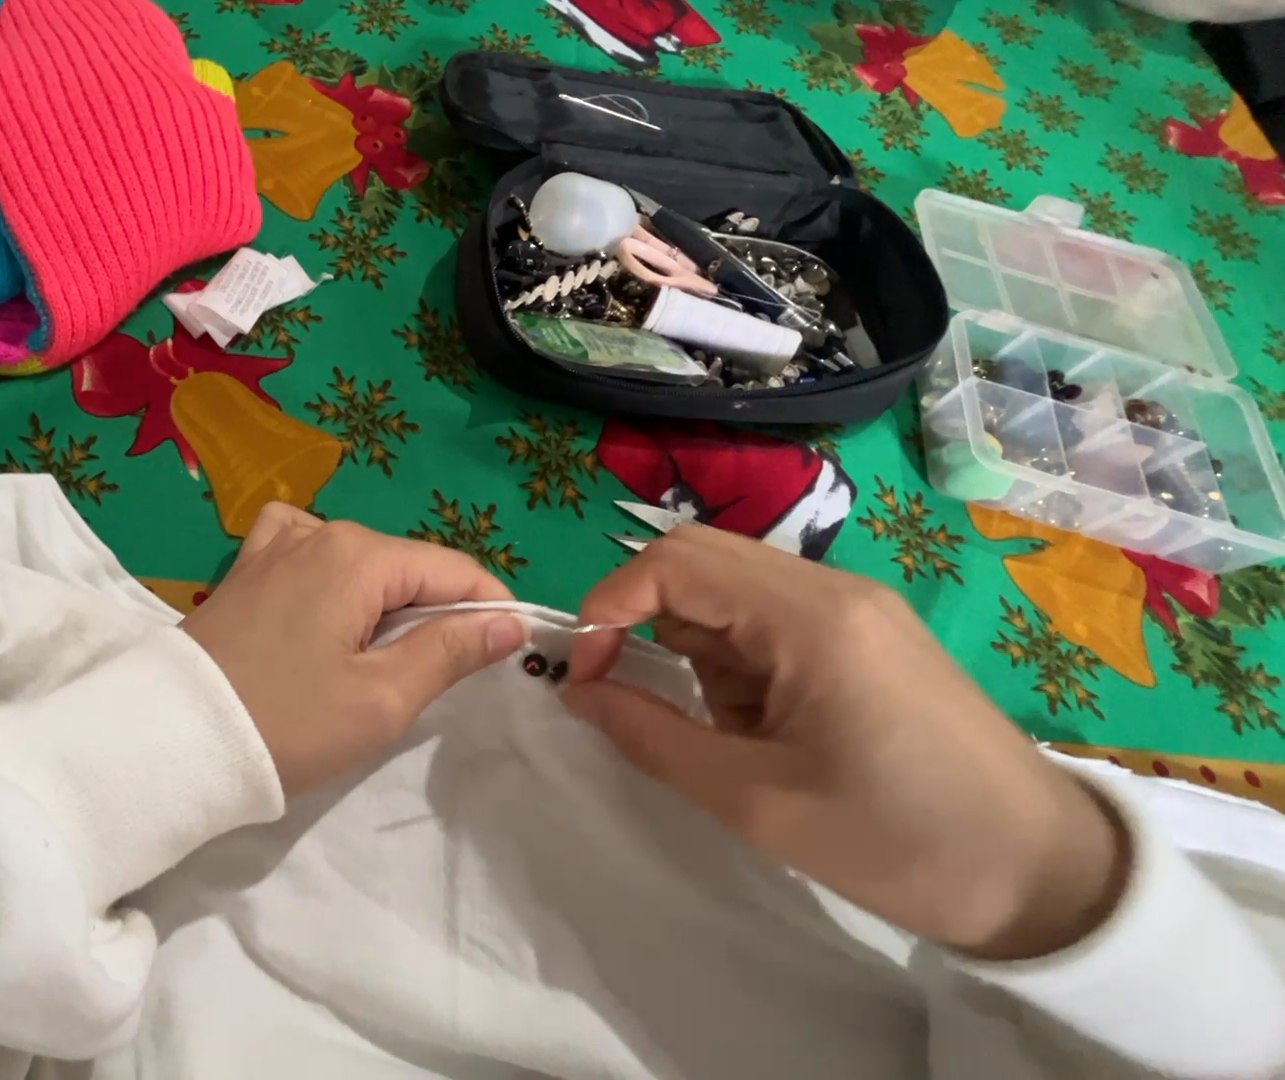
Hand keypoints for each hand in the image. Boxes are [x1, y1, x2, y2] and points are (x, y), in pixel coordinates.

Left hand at [181, 503, 528, 794]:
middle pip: (407, 565)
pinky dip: (330, 571)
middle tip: (433, 677)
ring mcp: (275, 545)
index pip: (454, 571)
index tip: (504, 654)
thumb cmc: (286, 723)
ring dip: (385, 600)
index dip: (488, 609)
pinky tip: (325, 600)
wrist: (173, 739)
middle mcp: (319, 533)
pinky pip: (306, 549)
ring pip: (361, 560)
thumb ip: (449, 651)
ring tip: (377, 654)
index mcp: (359, 555)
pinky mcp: (247, 568)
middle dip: (436, 611)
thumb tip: (507, 623)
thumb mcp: (381, 698)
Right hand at [564, 525, 1129, 960]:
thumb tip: (578, 692)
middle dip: (639, 615)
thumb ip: (649, 735)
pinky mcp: (859, 630)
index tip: (586, 675)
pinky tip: (755, 716)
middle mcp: (828, 588)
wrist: (1051, 881)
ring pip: (723, 585)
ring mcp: (849, 605)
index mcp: (808, 617)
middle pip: (694, 557)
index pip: (671, 564)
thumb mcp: (752, 800)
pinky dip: (727, 654)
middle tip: (628, 684)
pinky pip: (760, 614)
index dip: (607, 608)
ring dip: (688, 641)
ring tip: (718, 721)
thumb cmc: (898, 842)